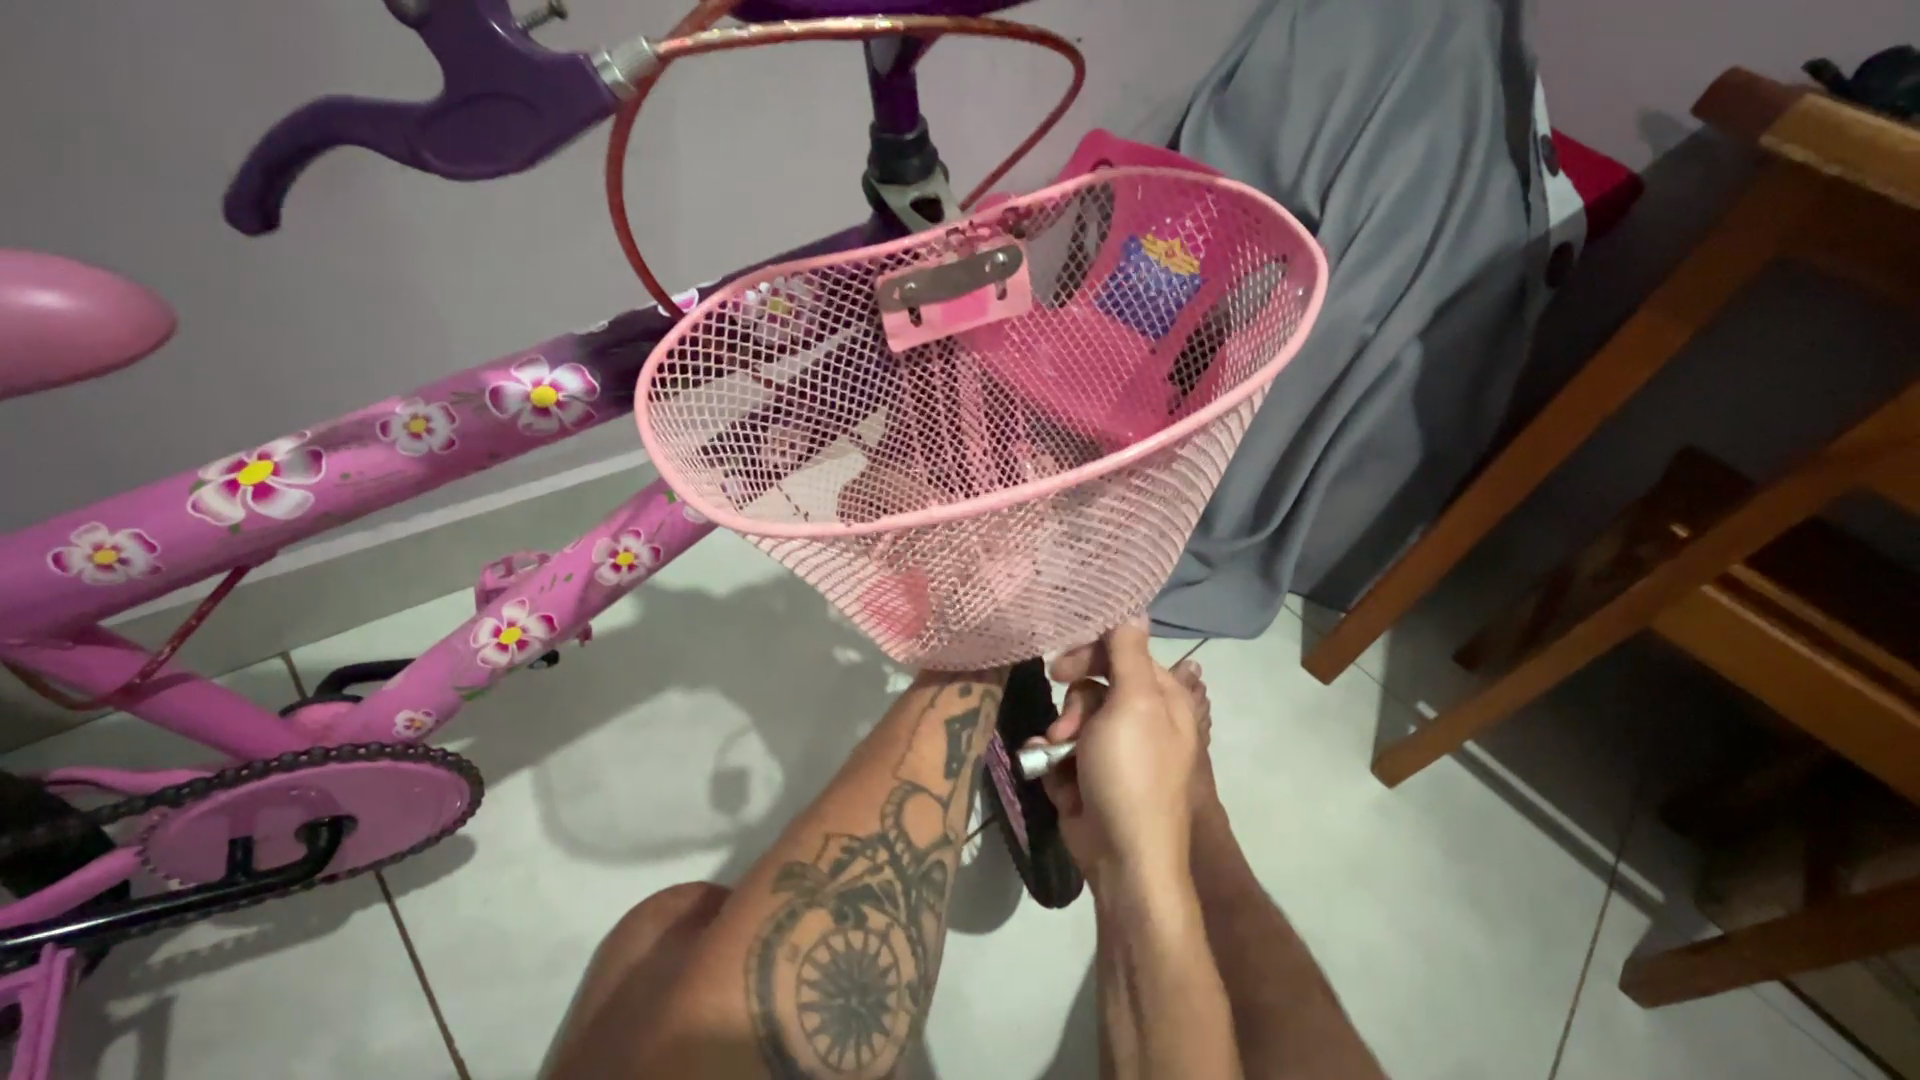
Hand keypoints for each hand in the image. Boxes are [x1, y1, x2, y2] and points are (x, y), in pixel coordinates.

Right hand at [1029, 618, 1209, 888]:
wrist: (1123, 856)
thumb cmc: (1133, 773)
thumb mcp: (1134, 704)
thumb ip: (1128, 653)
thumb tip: (1135, 606)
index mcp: (1162, 698)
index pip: (1123, 652)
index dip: (1090, 653)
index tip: (1060, 666)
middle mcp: (1141, 719)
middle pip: (1094, 684)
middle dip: (1073, 702)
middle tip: (1064, 723)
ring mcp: (1114, 750)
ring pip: (1073, 718)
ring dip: (1060, 734)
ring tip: (1059, 756)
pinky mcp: (1089, 775)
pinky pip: (1062, 751)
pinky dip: (1052, 759)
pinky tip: (1049, 772)